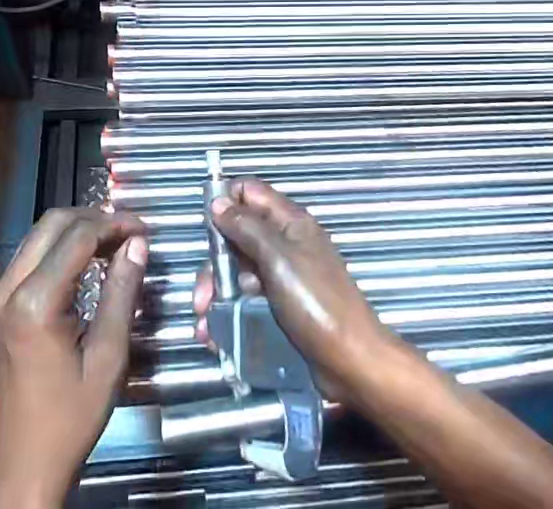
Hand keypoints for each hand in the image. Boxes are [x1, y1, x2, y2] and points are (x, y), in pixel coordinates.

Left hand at [0, 208, 147, 508]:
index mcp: (35, 302)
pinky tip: (90, 260)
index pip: (79, 236)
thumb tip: (138, 243)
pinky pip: (31, 254)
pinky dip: (63, 246)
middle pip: (53, 222)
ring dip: (78, 229)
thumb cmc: (70, 415)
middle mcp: (9, 289)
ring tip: (116, 243)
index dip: (116, 225)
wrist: (22, 463)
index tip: (146, 231)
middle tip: (132, 233)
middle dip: (96, 218)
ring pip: (39, 233)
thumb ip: (122, 291)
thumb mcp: (109, 355)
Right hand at [190, 177, 402, 400]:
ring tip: (206, 325)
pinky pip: (246, 300)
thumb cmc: (316, 302)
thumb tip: (218, 201)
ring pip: (238, 272)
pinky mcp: (279, 306)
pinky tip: (216, 336)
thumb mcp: (279, 259)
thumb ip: (247, 228)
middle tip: (202, 297)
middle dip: (215, 264)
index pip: (251, 193)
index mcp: (290, 223)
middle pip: (238, 237)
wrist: (350, 360)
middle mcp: (285, 244)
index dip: (226, 201)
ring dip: (217, 295)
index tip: (205, 227)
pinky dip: (229, 315)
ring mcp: (283, 276)